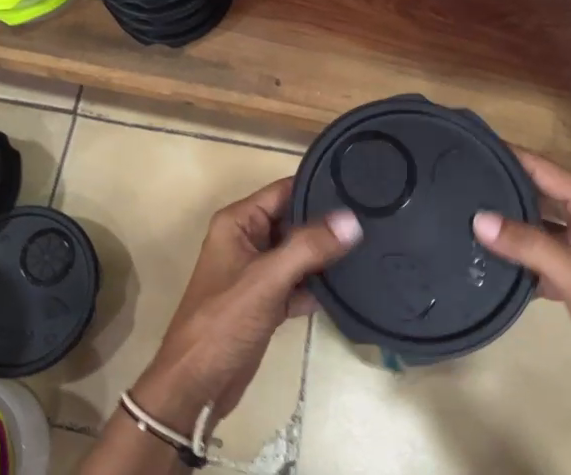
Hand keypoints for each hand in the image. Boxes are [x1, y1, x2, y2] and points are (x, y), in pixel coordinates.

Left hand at [133, 178, 361, 426]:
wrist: (198, 384)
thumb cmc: (224, 321)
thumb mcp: (267, 279)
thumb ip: (308, 247)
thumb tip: (351, 220)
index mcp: (237, 222)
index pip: (283, 191)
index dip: (317, 188)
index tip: (359, 187)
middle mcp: (247, 240)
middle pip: (294, 221)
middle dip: (326, 224)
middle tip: (373, 220)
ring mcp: (257, 272)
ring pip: (299, 254)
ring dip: (325, 257)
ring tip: (370, 249)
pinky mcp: (267, 301)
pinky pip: (299, 283)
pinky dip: (318, 287)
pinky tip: (350, 287)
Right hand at [472, 150, 570, 450]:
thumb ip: (530, 246)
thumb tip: (478, 217)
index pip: (545, 169)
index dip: (508, 154)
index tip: (467, 143)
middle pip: (543, 194)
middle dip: (503, 189)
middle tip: (452, 184)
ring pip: (546, 228)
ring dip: (513, 227)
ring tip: (462, 219)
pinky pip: (552, 257)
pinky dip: (527, 259)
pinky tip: (493, 264)